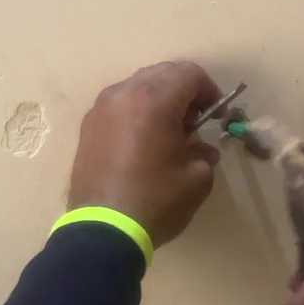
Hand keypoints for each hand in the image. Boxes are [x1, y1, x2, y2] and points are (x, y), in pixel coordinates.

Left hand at [67, 61, 223, 247]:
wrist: (103, 230)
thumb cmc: (155, 200)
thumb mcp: (197, 178)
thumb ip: (204, 152)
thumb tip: (200, 148)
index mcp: (154, 99)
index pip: (189, 74)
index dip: (209, 91)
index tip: (216, 116)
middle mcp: (123, 94)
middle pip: (161, 74)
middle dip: (183, 92)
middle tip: (194, 123)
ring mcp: (101, 109)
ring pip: (137, 87)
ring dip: (158, 100)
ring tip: (168, 133)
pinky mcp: (87, 127)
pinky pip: (119, 106)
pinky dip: (136, 113)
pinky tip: (143, 143)